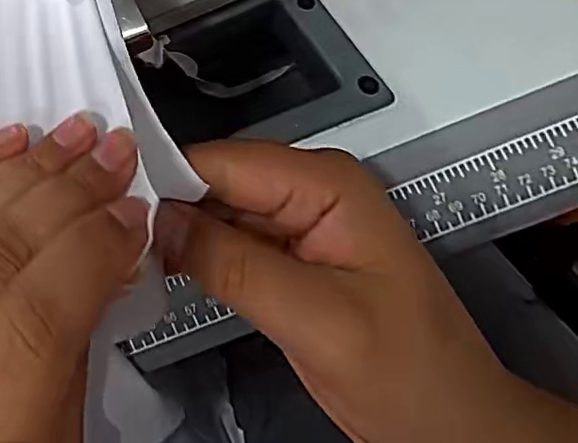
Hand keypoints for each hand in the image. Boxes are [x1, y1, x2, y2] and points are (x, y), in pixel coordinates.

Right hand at [155, 141, 577, 442]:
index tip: (117, 204)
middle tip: (121, 236)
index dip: (167, 178)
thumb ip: (234, 264)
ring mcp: (293, 214)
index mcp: (322, 181)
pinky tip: (168, 266)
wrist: (460, 432)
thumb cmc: (410, 375)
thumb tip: (160, 220)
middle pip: (213, 178)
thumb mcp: (319, 321)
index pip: (222, 161)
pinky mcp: (282, 246)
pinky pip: (225, 234)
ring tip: (137, 253)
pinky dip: (196, 251)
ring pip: (212, 206)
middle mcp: (304, 184)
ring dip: (179, 231)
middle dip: (169, 206)